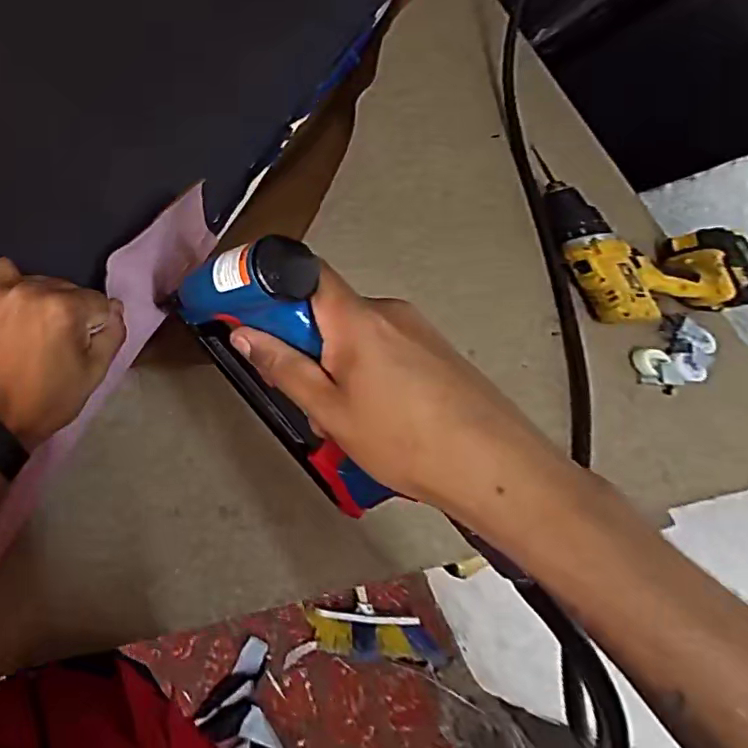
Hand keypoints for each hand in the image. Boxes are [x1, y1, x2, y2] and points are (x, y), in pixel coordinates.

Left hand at [0, 258, 127, 449]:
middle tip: (56, 343)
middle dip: (70, 312)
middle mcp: (35, 290)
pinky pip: (4, 271)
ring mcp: (5, 291)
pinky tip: (15, 306)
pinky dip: (13, 283)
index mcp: (66, 308)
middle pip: (69, 289)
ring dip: (44, 301)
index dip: (95, 326)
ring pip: (42, 283)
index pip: (98, 302)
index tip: (80, 346)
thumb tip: (115, 307)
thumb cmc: (49, 398)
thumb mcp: (94, 373)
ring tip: (33, 331)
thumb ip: (113, 333)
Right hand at [227, 259, 569, 520]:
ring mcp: (416, 330)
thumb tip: (246, 335)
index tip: (243, 306)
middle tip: (293, 380)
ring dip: (330, 358)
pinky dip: (360, 367)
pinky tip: (370, 411)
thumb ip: (282, 366)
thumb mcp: (329, 409)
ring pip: (351, 330)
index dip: (267, 281)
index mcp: (357, 319)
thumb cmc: (414, 444)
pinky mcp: (435, 351)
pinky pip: (380, 344)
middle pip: (324, 306)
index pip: (304, 271)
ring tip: (338, 410)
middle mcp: (388, 312)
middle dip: (299, 338)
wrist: (504, 476)